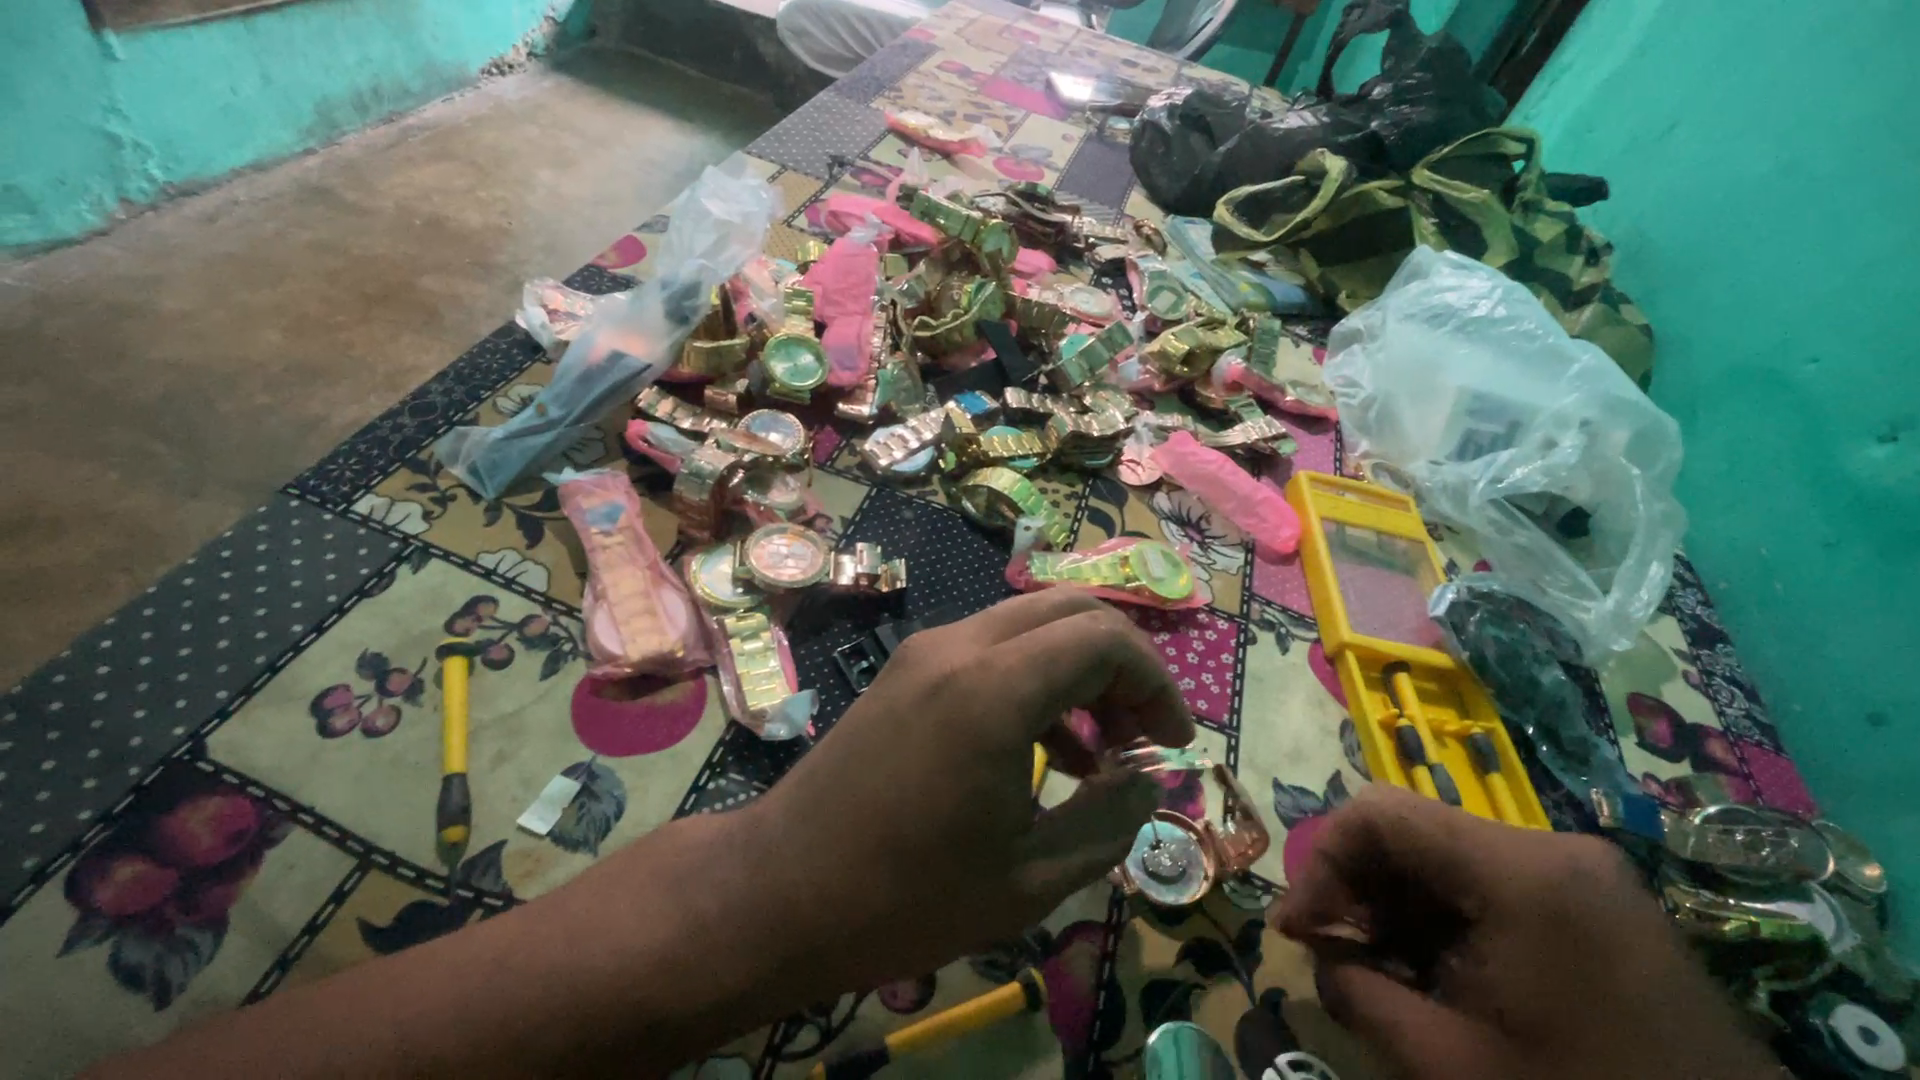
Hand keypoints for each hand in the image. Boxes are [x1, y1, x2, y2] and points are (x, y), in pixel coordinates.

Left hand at [750, 590, 1193, 988]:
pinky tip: (1044, 753)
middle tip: (1141, 737)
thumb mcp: (1031, 878)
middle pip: (1072, 611)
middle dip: (1122, 666)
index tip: (1173, 744)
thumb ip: (1109, 821)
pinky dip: (1034, 681)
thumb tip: (1148, 781)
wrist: (780, 891)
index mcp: (994, 689)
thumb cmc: (906, 897)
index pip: (1106, 640)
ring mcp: (925, 653)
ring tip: (1099, 754)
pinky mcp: (905, 671)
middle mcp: (960, 647)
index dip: (1156, 684)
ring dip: (1078, 672)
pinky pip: (990, 651)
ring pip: (1030, 625)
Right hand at [1274, 787, 1779, 1079]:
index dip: (1322, 861)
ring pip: (1448, 854)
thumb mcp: (1450, 1065)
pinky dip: (1445, 916)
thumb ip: (1360, 994)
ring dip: (1397, 904)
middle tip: (1330, 950)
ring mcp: (1584, 871)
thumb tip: (1319, 955)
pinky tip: (1436, 970)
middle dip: (1357, 887)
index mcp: (1521, 871)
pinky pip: (1493, 881)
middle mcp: (1552, 847)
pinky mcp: (1599, 900)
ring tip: (1380, 969)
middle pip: (1413, 829)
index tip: (1299, 929)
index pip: (1380, 813)